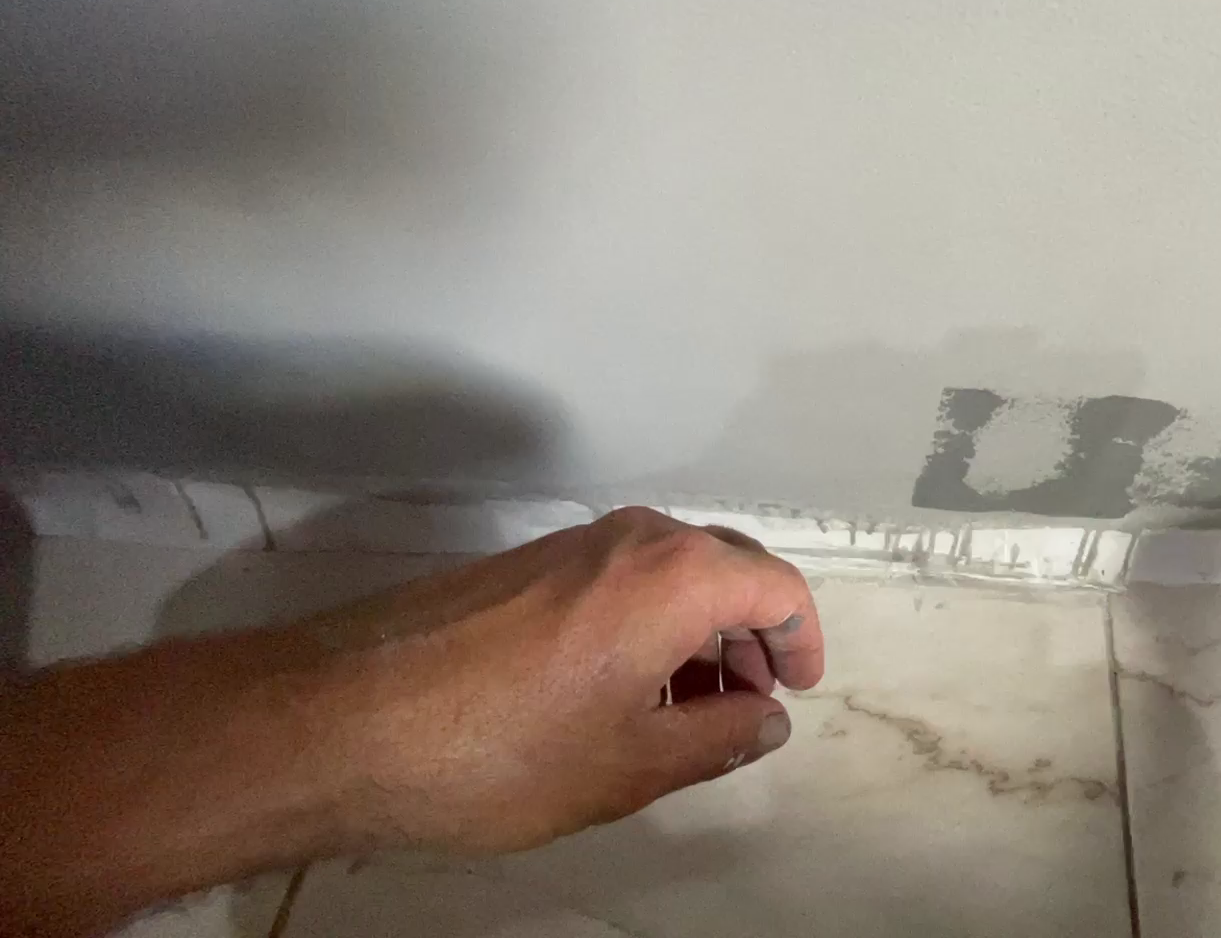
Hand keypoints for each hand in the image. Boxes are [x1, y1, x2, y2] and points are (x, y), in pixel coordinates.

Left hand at [2, 507, 826, 934]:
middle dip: (756, 635)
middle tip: (750, 700)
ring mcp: (589, 541)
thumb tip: (768, 720)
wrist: (335, 719)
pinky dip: (659, 619)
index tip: (798, 690)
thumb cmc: (506, 749)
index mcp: (683, 575)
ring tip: (691, 702)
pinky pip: (633, 575)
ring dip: (707, 629)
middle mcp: (645, 538)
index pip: (780, 588)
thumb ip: (722, 738)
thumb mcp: (633, 764)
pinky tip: (630, 681)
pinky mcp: (544, 559)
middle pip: (735, 569)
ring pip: (683, 571)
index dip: (802, 640)